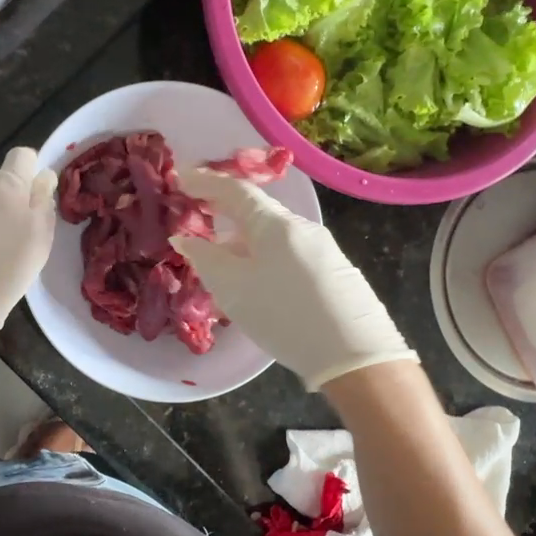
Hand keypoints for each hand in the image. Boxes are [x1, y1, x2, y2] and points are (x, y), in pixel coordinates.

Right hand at [171, 170, 415, 390]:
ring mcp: (322, 250)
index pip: (235, 190)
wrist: (356, 356)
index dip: (204, 182)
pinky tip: (253, 284)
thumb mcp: (233, 289)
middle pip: (255, 212)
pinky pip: (286, 256)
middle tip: (194, 217)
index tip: (180, 180)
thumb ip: (205, 259)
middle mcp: (301, 228)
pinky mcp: (333, 274)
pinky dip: (260, 259)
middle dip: (222, 212)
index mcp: (275, 223)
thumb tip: (186, 239)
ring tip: (218, 261)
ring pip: (271, 237)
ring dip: (241, 241)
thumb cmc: (285, 315)